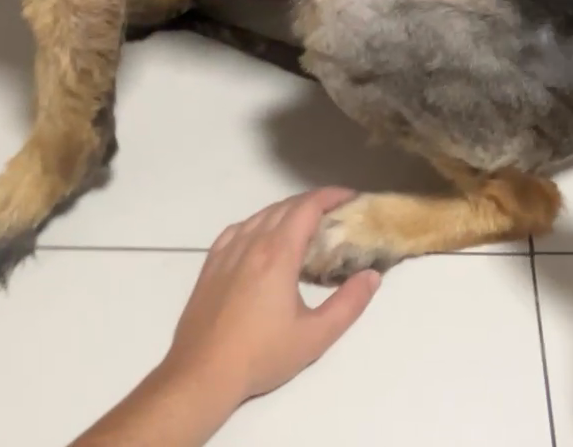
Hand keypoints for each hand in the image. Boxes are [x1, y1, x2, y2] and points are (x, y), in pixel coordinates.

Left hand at [163, 187, 382, 403]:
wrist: (200, 376)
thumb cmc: (260, 356)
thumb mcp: (315, 336)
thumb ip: (349, 303)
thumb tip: (373, 276)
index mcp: (278, 253)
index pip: (307, 206)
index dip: (331, 196)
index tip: (351, 198)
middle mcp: (252, 243)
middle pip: (286, 206)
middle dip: (313, 202)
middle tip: (336, 214)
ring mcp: (227, 253)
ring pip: (261, 215)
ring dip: (287, 211)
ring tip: (304, 225)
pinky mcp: (210, 266)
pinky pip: (238, 229)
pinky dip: (258, 223)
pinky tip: (262, 238)